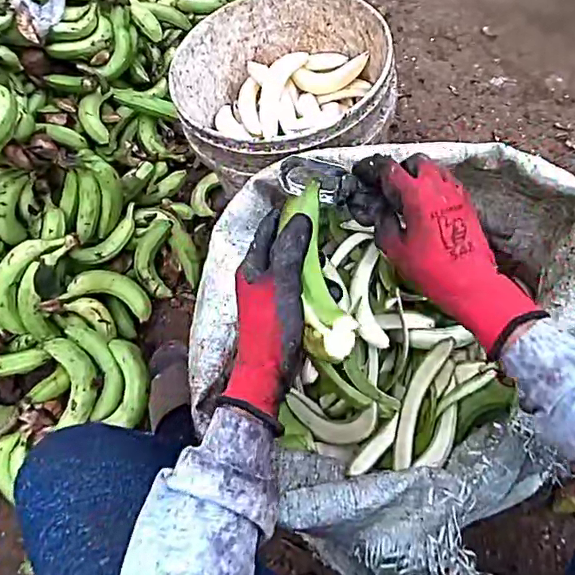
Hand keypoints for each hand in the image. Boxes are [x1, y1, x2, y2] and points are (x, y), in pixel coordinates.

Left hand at [217, 212, 313, 426]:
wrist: (266, 373)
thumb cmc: (272, 326)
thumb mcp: (284, 282)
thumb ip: (290, 249)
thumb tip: (299, 217)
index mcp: (250, 265)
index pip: (267, 229)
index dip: (285, 214)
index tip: (306, 202)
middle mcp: (254, 276)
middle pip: (280, 247)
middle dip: (301, 242)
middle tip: (321, 239)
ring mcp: (264, 294)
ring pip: (290, 268)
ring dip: (308, 267)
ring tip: (323, 272)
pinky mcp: (276, 311)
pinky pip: (295, 289)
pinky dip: (309, 288)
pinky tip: (321, 296)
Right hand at [352, 153, 546, 355]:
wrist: (471, 284)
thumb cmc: (436, 269)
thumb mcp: (396, 249)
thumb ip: (384, 225)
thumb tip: (382, 216)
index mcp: (417, 195)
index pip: (391, 169)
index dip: (374, 168)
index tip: (366, 172)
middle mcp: (438, 189)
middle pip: (416, 161)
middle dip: (400, 168)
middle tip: (389, 183)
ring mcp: (456, 195)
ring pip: (435, 170)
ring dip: (420, 175)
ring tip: (408, 192)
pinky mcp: (467, 205)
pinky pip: (448, 184)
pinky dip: (435, 187)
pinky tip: (427, 204)